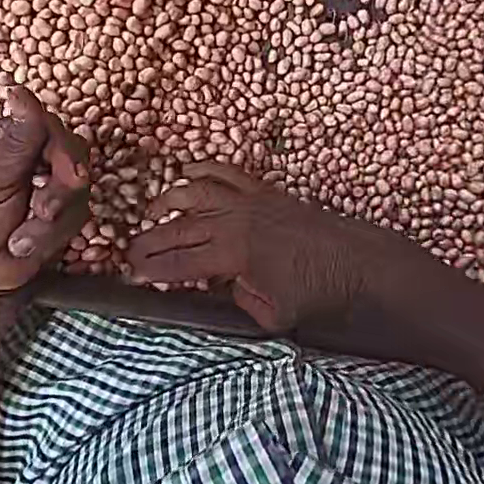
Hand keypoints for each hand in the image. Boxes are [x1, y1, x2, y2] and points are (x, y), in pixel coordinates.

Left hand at [0, 87, 88, 341]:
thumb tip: (21, 91)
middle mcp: (28, 161)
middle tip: (45, 210)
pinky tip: (26, 247)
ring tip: (22, 239)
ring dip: (53, 218)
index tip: (66, 169)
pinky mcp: (60, 218)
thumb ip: (17, 139)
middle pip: (72, 153)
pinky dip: (54, 236)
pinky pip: (81, 215)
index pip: (48, 126)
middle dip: (61, 188)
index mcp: (3, 142)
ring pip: (79, 187)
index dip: (61, 147)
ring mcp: (46, 189)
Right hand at [124, 162, 395, 332]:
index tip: (133, 276)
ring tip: (150, 212)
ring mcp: (247, 201)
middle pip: (180, 229)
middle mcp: (234, 222)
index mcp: (234, 256)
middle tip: (130, 252)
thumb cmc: (316, 291)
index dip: (153, 271)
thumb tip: (220, 284)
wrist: (353, 260)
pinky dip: (204, 169)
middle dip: (150, 241)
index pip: (181, 264)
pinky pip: (225, 172)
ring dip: (168, 201)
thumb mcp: (272, 314)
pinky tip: (187, 172)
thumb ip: (237, 300)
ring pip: (195, 193)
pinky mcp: (262, 190)